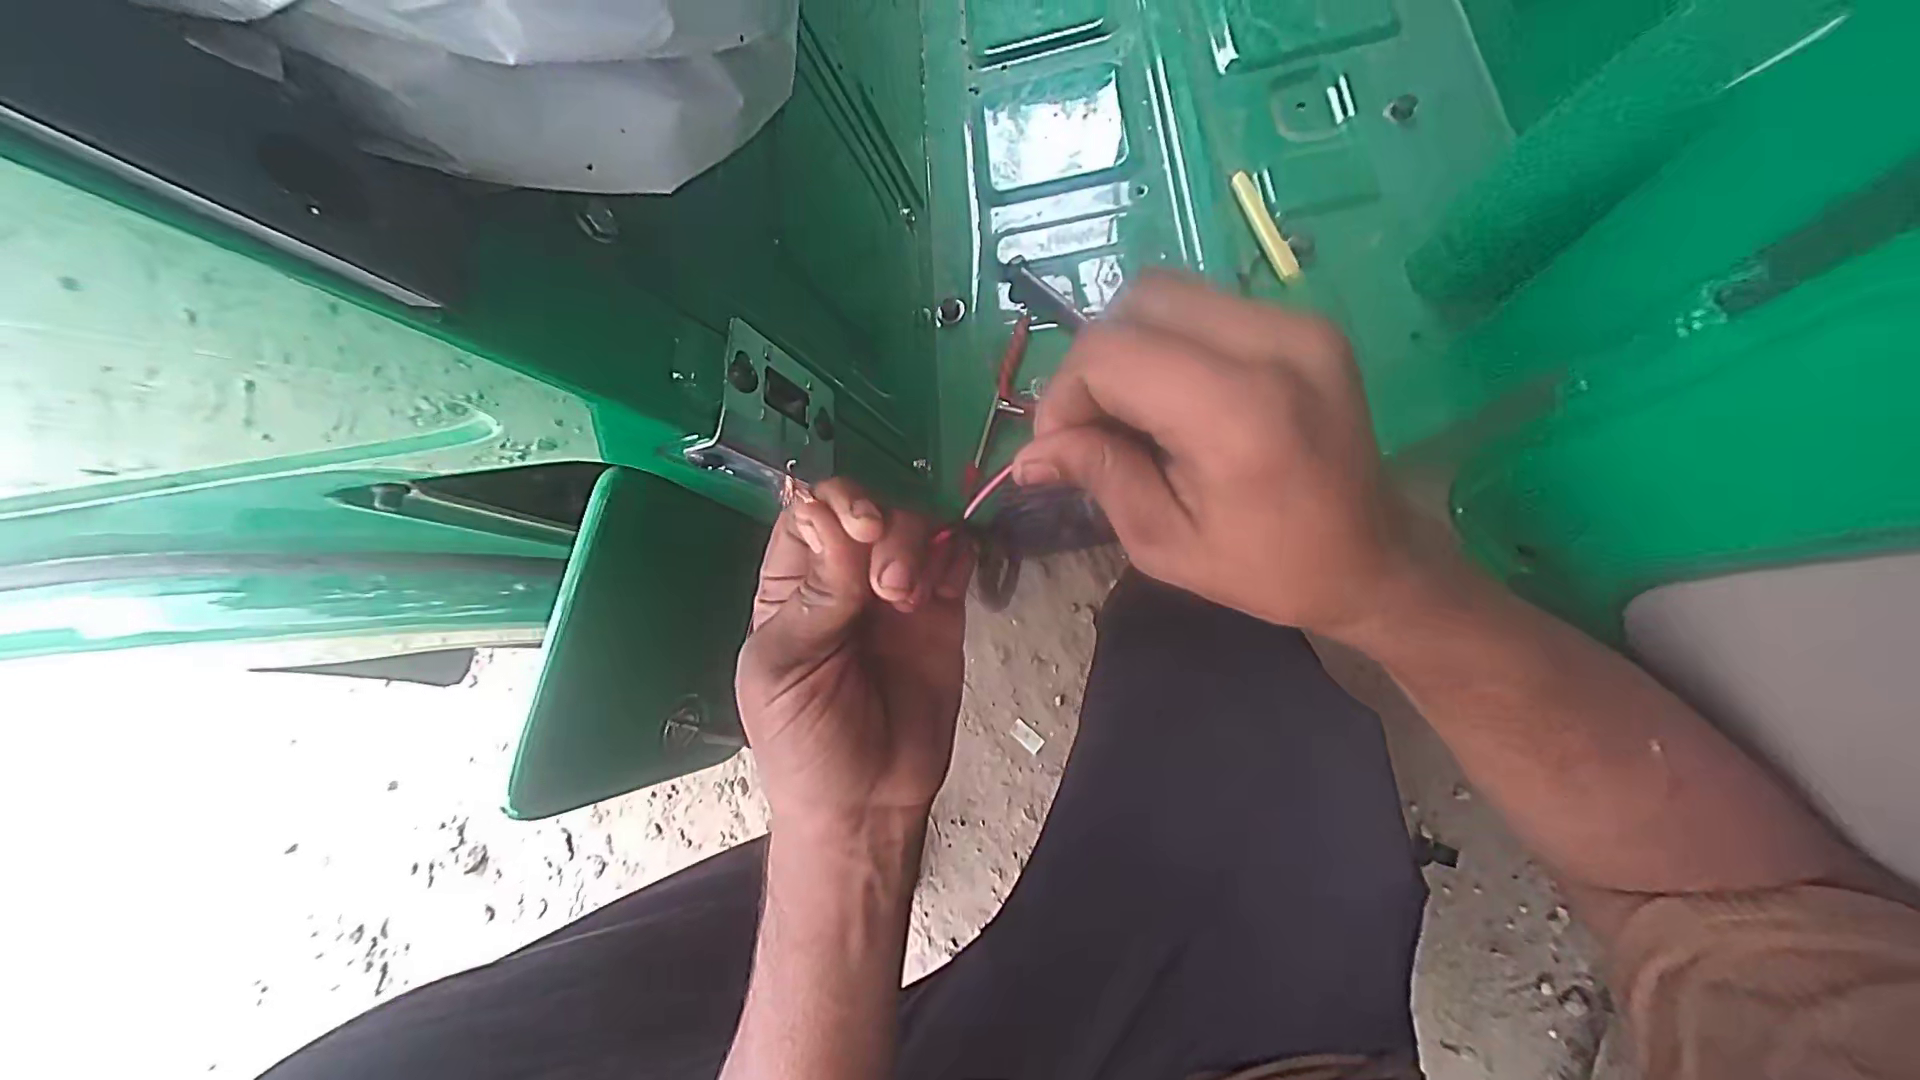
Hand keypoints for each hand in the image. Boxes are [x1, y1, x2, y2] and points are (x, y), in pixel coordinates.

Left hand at [736, 478, 973, 839]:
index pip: (812, 513)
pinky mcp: (943, 609)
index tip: (860, 527)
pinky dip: (955, 555)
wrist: (870, 800)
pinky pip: (956, 557)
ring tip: (909, 599)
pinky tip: (943, 587)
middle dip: (885, 530)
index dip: (837, 503)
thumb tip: (829, 513)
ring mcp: (899, 589)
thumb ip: (814, 595)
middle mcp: (847, 575)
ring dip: (918, 546)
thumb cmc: (805, 741)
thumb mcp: (784, 668)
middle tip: (888, 585)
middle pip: (872, 509)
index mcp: (794, 583)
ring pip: (917, 525)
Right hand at [1010, 271, 1421, 638]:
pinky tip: (1169, 397)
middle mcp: (1272, 344)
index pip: (1109, 354)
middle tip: (1093, 428)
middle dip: (1090, 366)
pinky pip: (1199, 306)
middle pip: (1132, 305)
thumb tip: (1029, 453)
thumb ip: (1097, 477)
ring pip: (1162, 293)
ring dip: (1124, 349)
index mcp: (1236, 412)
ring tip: (1129, 412)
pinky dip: (1161, 343)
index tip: (1062, 448)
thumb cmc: (1266, 568)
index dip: (1064, 396)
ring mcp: (1295, 322)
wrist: (1372, 557)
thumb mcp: (1163, 542)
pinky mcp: (1301, 320)